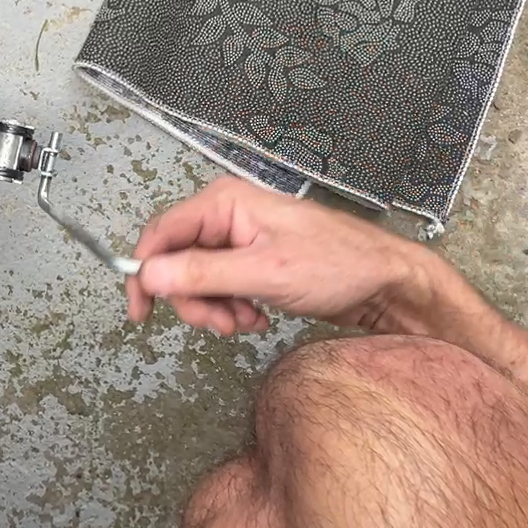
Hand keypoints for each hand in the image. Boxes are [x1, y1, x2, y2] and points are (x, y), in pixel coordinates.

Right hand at [127, 177, 434, 336]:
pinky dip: (229, 308)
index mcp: (223, 204)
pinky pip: (217, 287)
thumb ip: (203, 274)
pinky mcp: (247, 261)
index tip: (140, 310)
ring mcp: (236, 239)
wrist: (387, 284)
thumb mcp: (265, 273)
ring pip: (194, 279)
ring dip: (214, 308)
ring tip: (246, 321)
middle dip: (192, 299)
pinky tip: (256, 316)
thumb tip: (148, 275)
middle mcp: (224, 216)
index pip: (161, 233)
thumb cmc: (338, 266)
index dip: (143, 272)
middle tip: (219, 323)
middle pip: (175, 260)